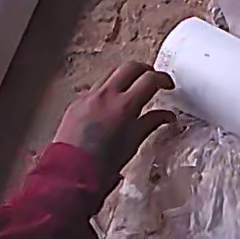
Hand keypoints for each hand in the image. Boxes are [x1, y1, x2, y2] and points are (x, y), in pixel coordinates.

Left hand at [53, 61, 175, 172]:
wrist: (71, 171)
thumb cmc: (103, 164)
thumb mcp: (132, 142)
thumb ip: (150, 123)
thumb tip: (166, 116)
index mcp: (124, 105)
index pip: (150, 80)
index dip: (163, 79)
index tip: (167, 85)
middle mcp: (106, 95)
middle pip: (130, 67)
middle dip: (145, 69)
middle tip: (152, 79)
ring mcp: (89, 96)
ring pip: (111, 73)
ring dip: (125, 76)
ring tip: (132, 89)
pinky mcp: (76, 102)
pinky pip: (95, 88)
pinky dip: (107, 90)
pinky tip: (111, 103)